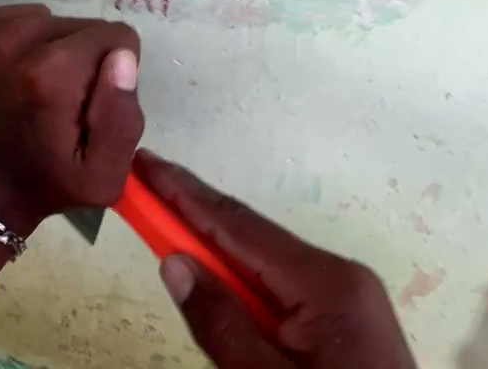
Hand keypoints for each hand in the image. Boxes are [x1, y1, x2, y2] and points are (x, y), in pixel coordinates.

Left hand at [0, 5, 142, 235]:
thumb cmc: (50, 181)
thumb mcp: (103, 175)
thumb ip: (122, 118)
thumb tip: (123, 56)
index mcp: (50, 75)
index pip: (115, 36)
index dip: (117, 70)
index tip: (96, 103)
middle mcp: (16, 41)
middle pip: (86, 25)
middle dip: (89, 58)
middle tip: (71, 101)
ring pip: (59, 19)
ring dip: (62, 48)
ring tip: (48, 88)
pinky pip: (29, 15)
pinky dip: (35, 37)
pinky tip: (27, 68)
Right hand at [140, 153, 415, 368]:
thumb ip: (221, 326)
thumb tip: (174, 263)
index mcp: (326, 283)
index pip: (236, 223)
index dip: (181, 191)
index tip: (141, 161)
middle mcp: (339, 274)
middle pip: (248, 233)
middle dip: (191, 210)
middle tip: (141, 186)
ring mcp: (346, 295)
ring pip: (261, 259)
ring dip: (211, 245)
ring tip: (164, 223)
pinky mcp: (345, 318)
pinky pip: (277, 282)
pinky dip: (237, 275)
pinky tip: (212, 272)